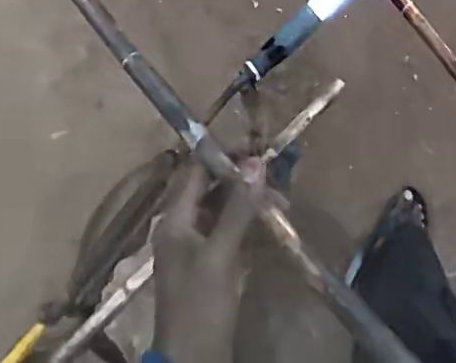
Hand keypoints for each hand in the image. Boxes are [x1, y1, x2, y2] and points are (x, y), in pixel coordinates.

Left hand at [151, 158, 263, 362]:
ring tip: (281, 201)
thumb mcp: (220, 256)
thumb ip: (237, 209)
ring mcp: (195, 248)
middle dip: (242, 179)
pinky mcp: (210, 268)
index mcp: (174, 217)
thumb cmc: (199, 307)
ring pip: (222, 211)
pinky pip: (228, 235)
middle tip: (276, 176)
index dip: (224, 155)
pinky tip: (271, 225)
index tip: (257, 148)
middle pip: (211, 189)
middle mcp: (182, 226)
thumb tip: (257, 162)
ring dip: (248, 203)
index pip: (197, 170)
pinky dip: (247, 226)